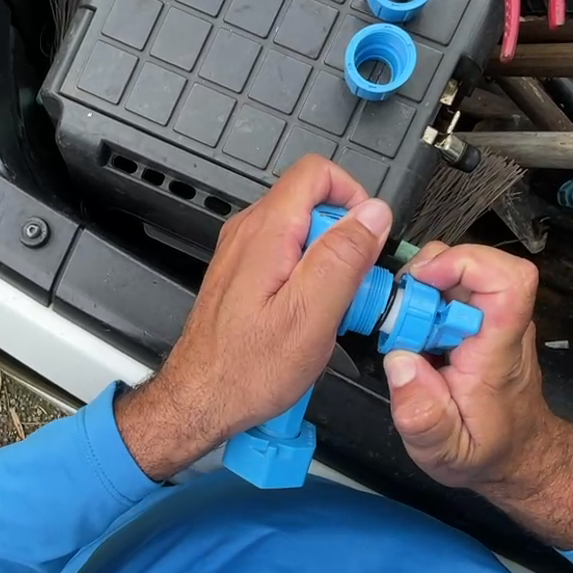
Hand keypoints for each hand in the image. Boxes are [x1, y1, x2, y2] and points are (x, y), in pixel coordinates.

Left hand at [115, 156, 392, 480]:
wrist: (200, 400)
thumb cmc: (245, 370)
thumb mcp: (311, 314)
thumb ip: (344, 256)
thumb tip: (372, 214)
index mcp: (267, 232)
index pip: (317, 172)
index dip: (353, 196)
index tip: (367, 238)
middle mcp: (248, 234)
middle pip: (313, 204)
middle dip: (344, 238)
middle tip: (350, 287)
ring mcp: (242, 255)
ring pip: (303, 234)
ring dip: (328, 264)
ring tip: (329, 308)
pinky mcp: (243, 277)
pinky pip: (287, 259)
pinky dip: (308, 280)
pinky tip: (308, 318)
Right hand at [382, 242, 572, 548]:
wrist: (515, 454)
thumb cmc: (484, 451)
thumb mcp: (446, 453)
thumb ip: (422, 416)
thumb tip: (399, 362)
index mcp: (497, 352)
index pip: (509, 281)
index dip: (464, 264)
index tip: (421, 281)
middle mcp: (501, 324)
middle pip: (476, 263)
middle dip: (424, 275)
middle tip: (394, 315)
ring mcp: (491, 317)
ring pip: (458, 271)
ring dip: (419, 287)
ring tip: (399, 327)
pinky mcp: (477, 317)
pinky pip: (450, 286)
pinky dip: (421, 298)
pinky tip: (408, 331)